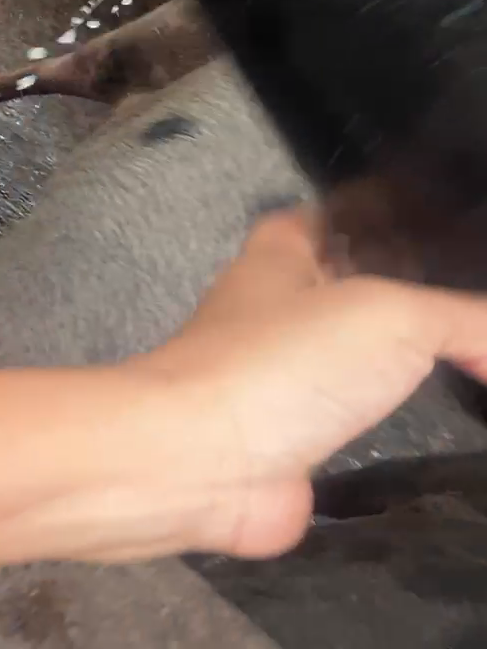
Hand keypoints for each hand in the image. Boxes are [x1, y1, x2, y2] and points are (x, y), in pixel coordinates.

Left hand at [123, 208, 486, 558]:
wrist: (205, 449)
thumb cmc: (276, 361)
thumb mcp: (387, 314)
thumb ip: (463, 319)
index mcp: (268, 267)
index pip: (305, 224)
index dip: (353, 215)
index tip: (414, 219)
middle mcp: (263, 314)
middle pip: (326, 286)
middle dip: (385, 286)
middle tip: (460, 297)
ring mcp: (270, 375)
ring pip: (338, 350)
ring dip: (392, 352)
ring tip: (467, 356)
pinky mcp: (285, 433)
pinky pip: (349, 414)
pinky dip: (392, 414)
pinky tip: (435, 419)